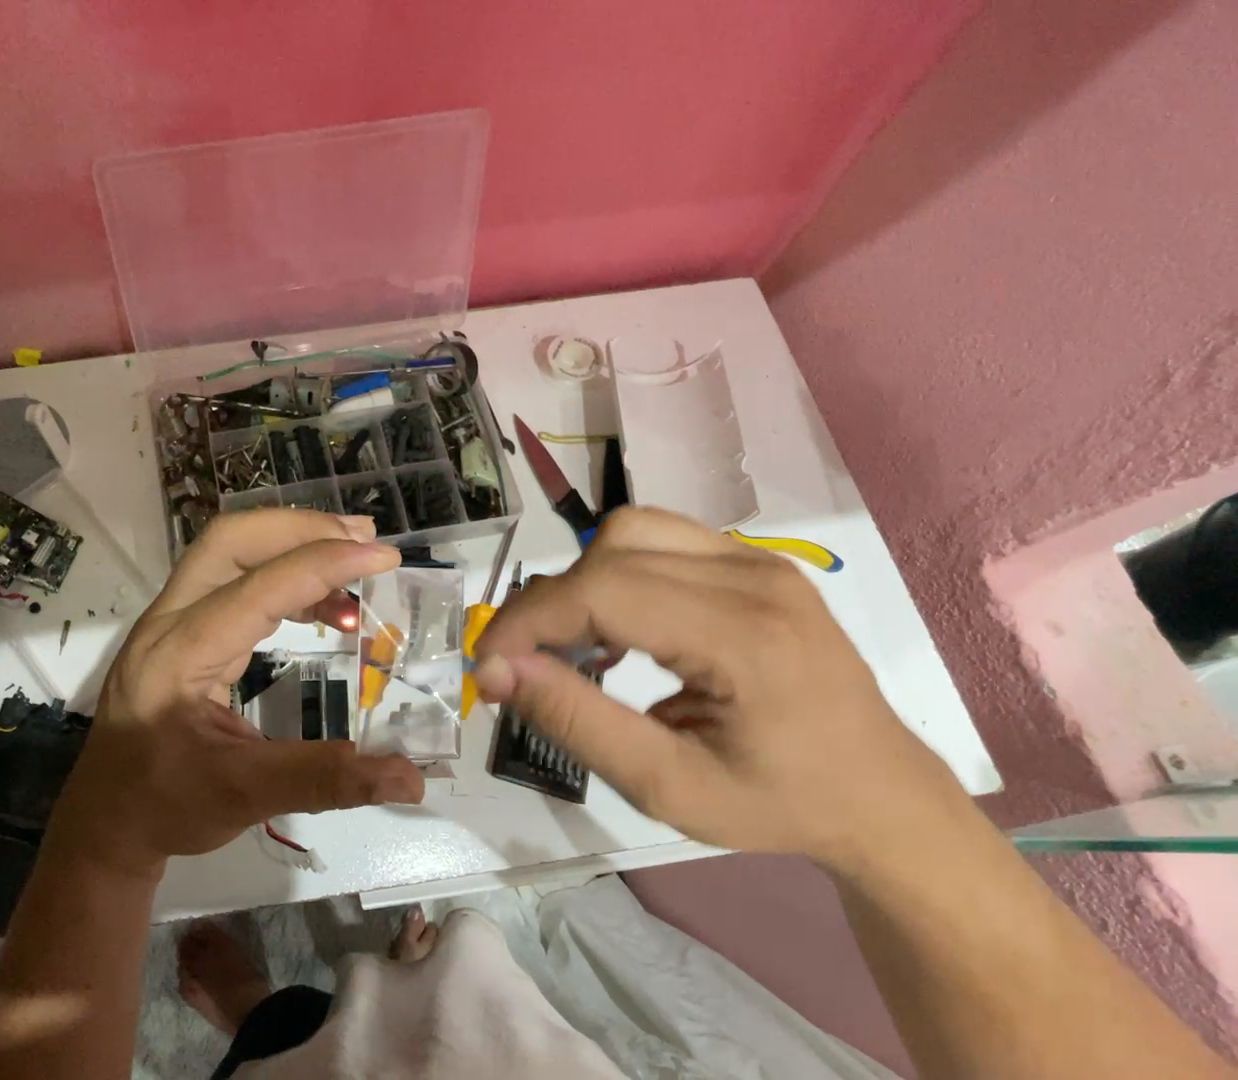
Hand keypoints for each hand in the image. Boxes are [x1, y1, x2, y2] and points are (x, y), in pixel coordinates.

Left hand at [47, 510, 425, 879]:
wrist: (106, 822)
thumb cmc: (164, 806)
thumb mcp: (244, 796)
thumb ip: (326, 780)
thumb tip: (410, 780)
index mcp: (180, 654)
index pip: (259, 586)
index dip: (326, 565)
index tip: (386, 557)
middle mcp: (169, 623)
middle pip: (231, 540)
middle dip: (301, 528)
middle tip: (365, 538)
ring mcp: (169, 624)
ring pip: (228, 553)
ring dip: (291, 548)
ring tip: (355, 569)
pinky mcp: (179, 635)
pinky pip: (229, 582)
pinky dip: (279, 579)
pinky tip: (319, 608)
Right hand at [472, 507, 968, 868]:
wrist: (879, 795)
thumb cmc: (777, 804)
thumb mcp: (667, 786)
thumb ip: (576, 722)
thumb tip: (497, 669)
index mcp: (745, 636)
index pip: (604, 589)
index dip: (528, 620)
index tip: (486, 667)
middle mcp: (756, 577)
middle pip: (612, 547)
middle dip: (548, 603)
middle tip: (525, 664)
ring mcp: (760, 561)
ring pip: (631, 530)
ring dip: (581, 581)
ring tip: (572, 645)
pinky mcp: (755, 562)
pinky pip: (658, 540)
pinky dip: (613, 573)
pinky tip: (616, 627)